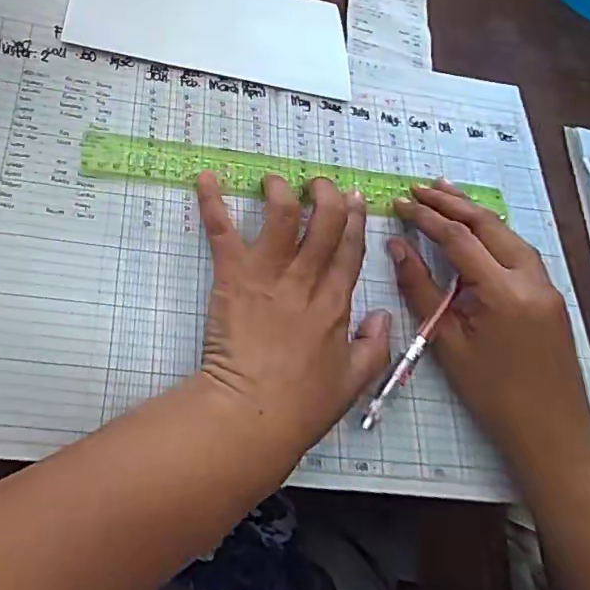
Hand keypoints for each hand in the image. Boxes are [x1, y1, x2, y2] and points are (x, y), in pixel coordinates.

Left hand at [193, 173, 395, 456]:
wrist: (252, 410)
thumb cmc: (300, 403)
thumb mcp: (353, 381)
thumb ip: (374, 347)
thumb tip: (383, 315)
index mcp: (335, 304)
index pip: (349, 251)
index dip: (354, 221)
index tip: (354, 196)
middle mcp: (305, 281)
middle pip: (323, 225)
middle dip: (325, 195)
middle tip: (319, 181)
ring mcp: (268, 275)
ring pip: (281, 218)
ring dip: (280, 192)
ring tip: (274, 179)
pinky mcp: (233, 275)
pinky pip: (222, 230)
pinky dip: (212, 201)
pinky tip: (206, 178)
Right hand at [390, 181, 589, 472]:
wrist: (554, 435)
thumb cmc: (494, 394)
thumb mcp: (447, 342)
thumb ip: (421, 288)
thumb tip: (397, 246)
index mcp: (504, 293)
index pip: (459, 239)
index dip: (425, 217)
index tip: (398, 203)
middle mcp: (531, 282)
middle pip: (488, 226)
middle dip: (451, 202)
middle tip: (419, 187)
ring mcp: (546, 288)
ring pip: (507, 234)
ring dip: (474, 211)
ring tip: (445, 191)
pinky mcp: (550, 297)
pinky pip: (518, 250)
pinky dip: (492, 231)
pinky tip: (476, 227)